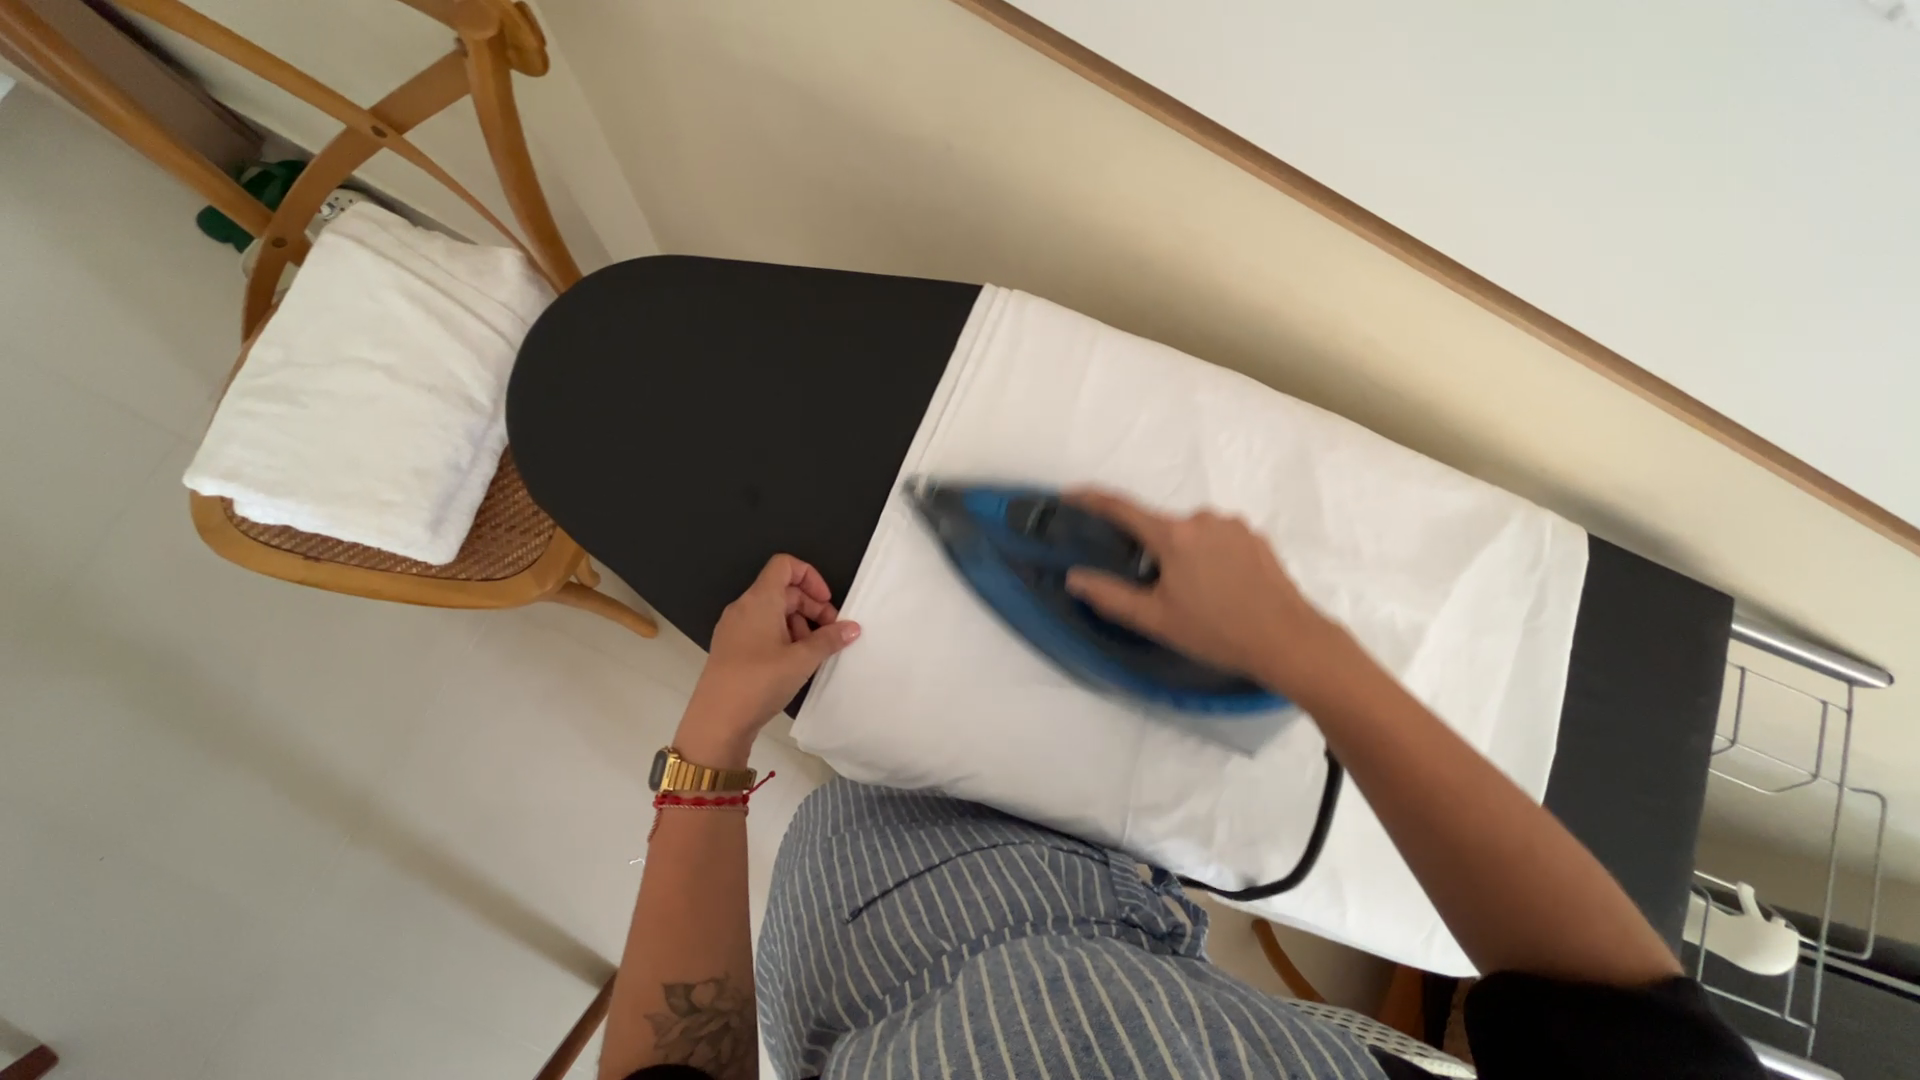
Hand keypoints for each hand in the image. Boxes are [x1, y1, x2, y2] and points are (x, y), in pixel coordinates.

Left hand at [676, 554, 860, 763]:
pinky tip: (794, 664)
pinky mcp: (731, 648)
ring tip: (812, 654)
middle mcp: (743, 607)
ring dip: (799, 625)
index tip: (827, 602)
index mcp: (759, 600)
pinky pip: (762, 630)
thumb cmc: (759, 682)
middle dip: (811, 607)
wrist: (717, 721)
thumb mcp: (802, 660)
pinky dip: (783, 637)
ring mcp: (734, 628)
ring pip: (774, 612)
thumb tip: (852, 628)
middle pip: (783, 591)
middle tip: (831, 634)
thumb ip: (829, 639)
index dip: (811, 577)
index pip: (785, 565)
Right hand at [1063, 491, 1339, 693]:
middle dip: (1150, 550)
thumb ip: (1111, 596)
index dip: (1091, 499)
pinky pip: (1219, 540)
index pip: (1121, 508)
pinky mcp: (1256, 538)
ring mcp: (1234, 526)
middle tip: (1153, 588)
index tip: (1069, 494)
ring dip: (1182, 555)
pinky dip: (1209, 557)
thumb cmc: (1217, 631)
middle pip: (1160, 527)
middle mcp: (1203, 518)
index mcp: (1174, 534)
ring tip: (1194, 595)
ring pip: (1191, 535)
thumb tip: (1075, 578)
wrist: (1290, 640)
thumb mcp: (1156, 619)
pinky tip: (1221, 589)